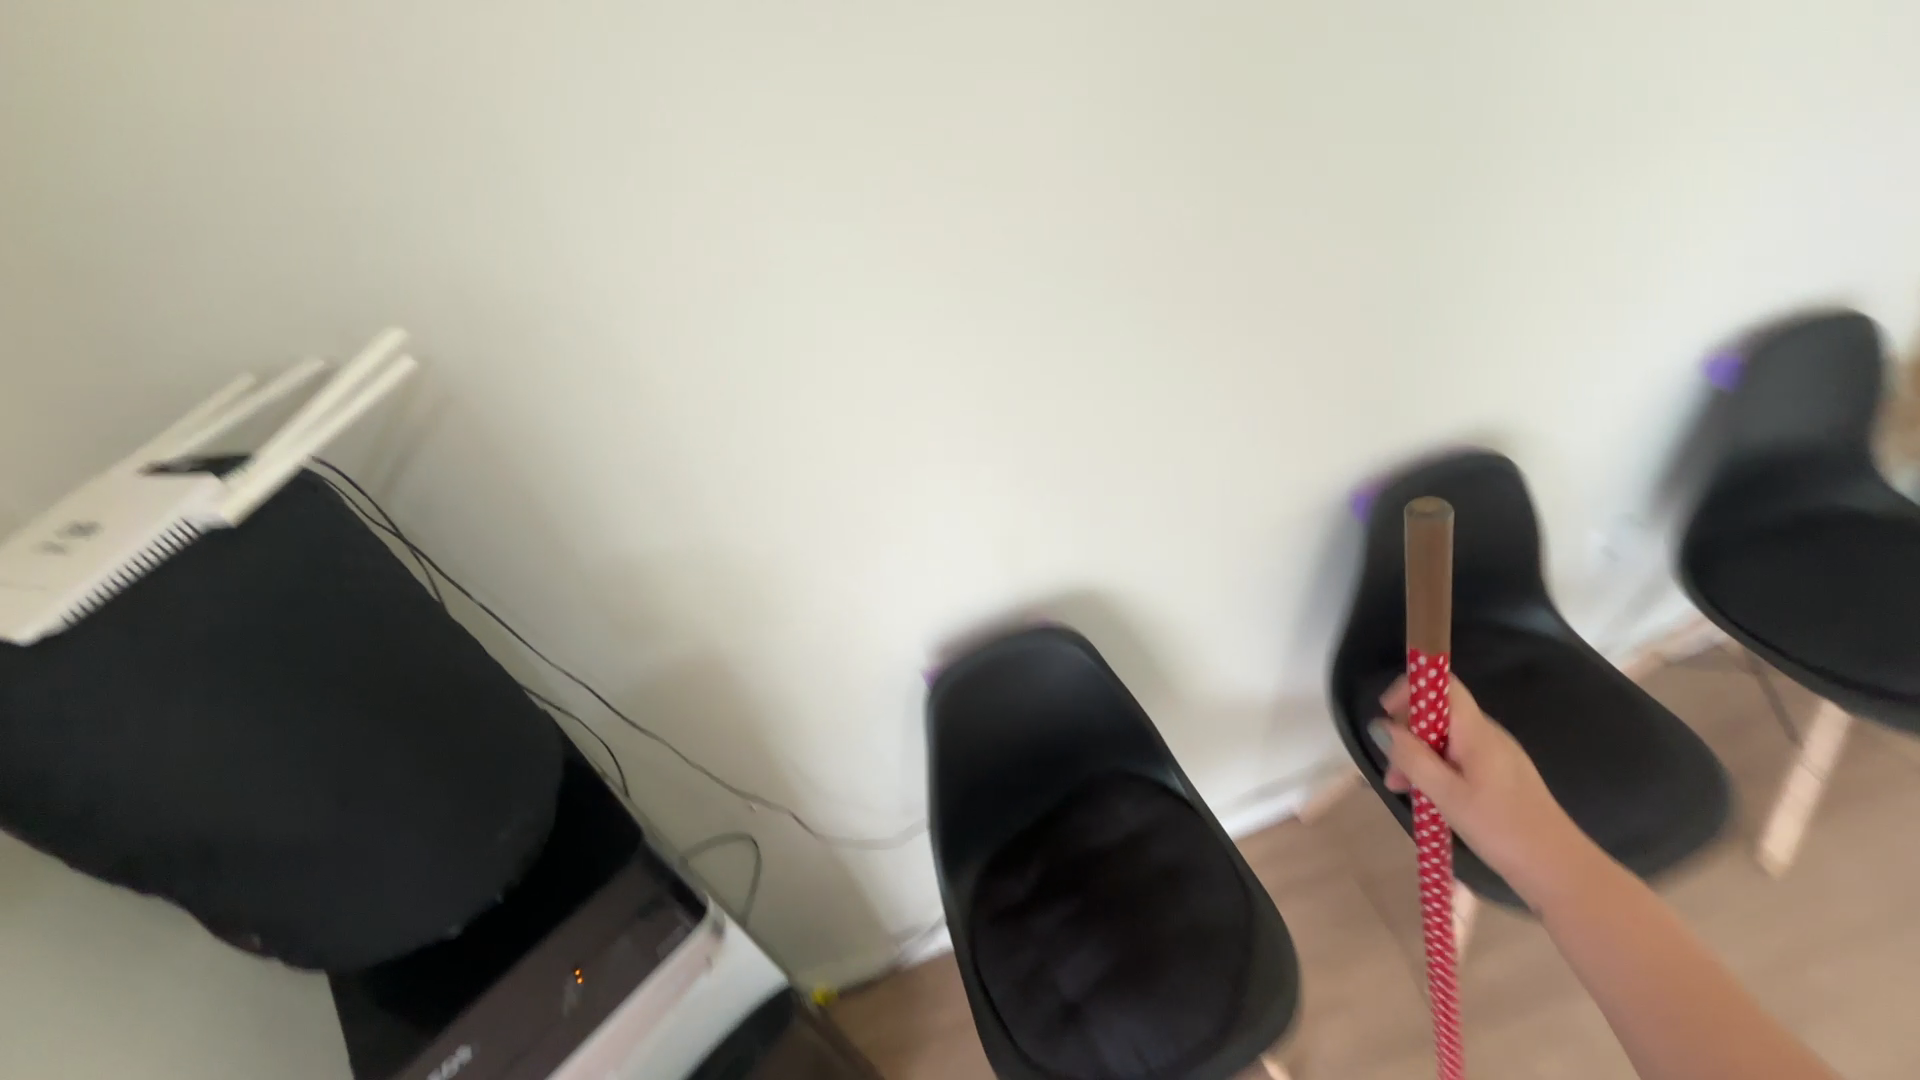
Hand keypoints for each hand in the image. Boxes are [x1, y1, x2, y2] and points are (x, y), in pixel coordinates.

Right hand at [1370, 675, 1590, 903]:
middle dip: (1406, 735)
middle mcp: (1488, 736)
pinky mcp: (1500, 777)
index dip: (1410, 689)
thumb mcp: (1446, 795)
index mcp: (1478, 733)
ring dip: (1417, 757)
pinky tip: (1430, 799)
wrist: (1561, 872)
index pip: (1443, 684)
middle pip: (1438, 714)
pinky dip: (1436, 771)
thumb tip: (1380, 726)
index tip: (1387, 716)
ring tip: (1404, 792)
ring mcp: (1497, 757)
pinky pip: (1458, 759)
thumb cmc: (1502, 830)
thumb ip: (1411, 757)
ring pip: (1445, 739)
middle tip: (1392, 775)